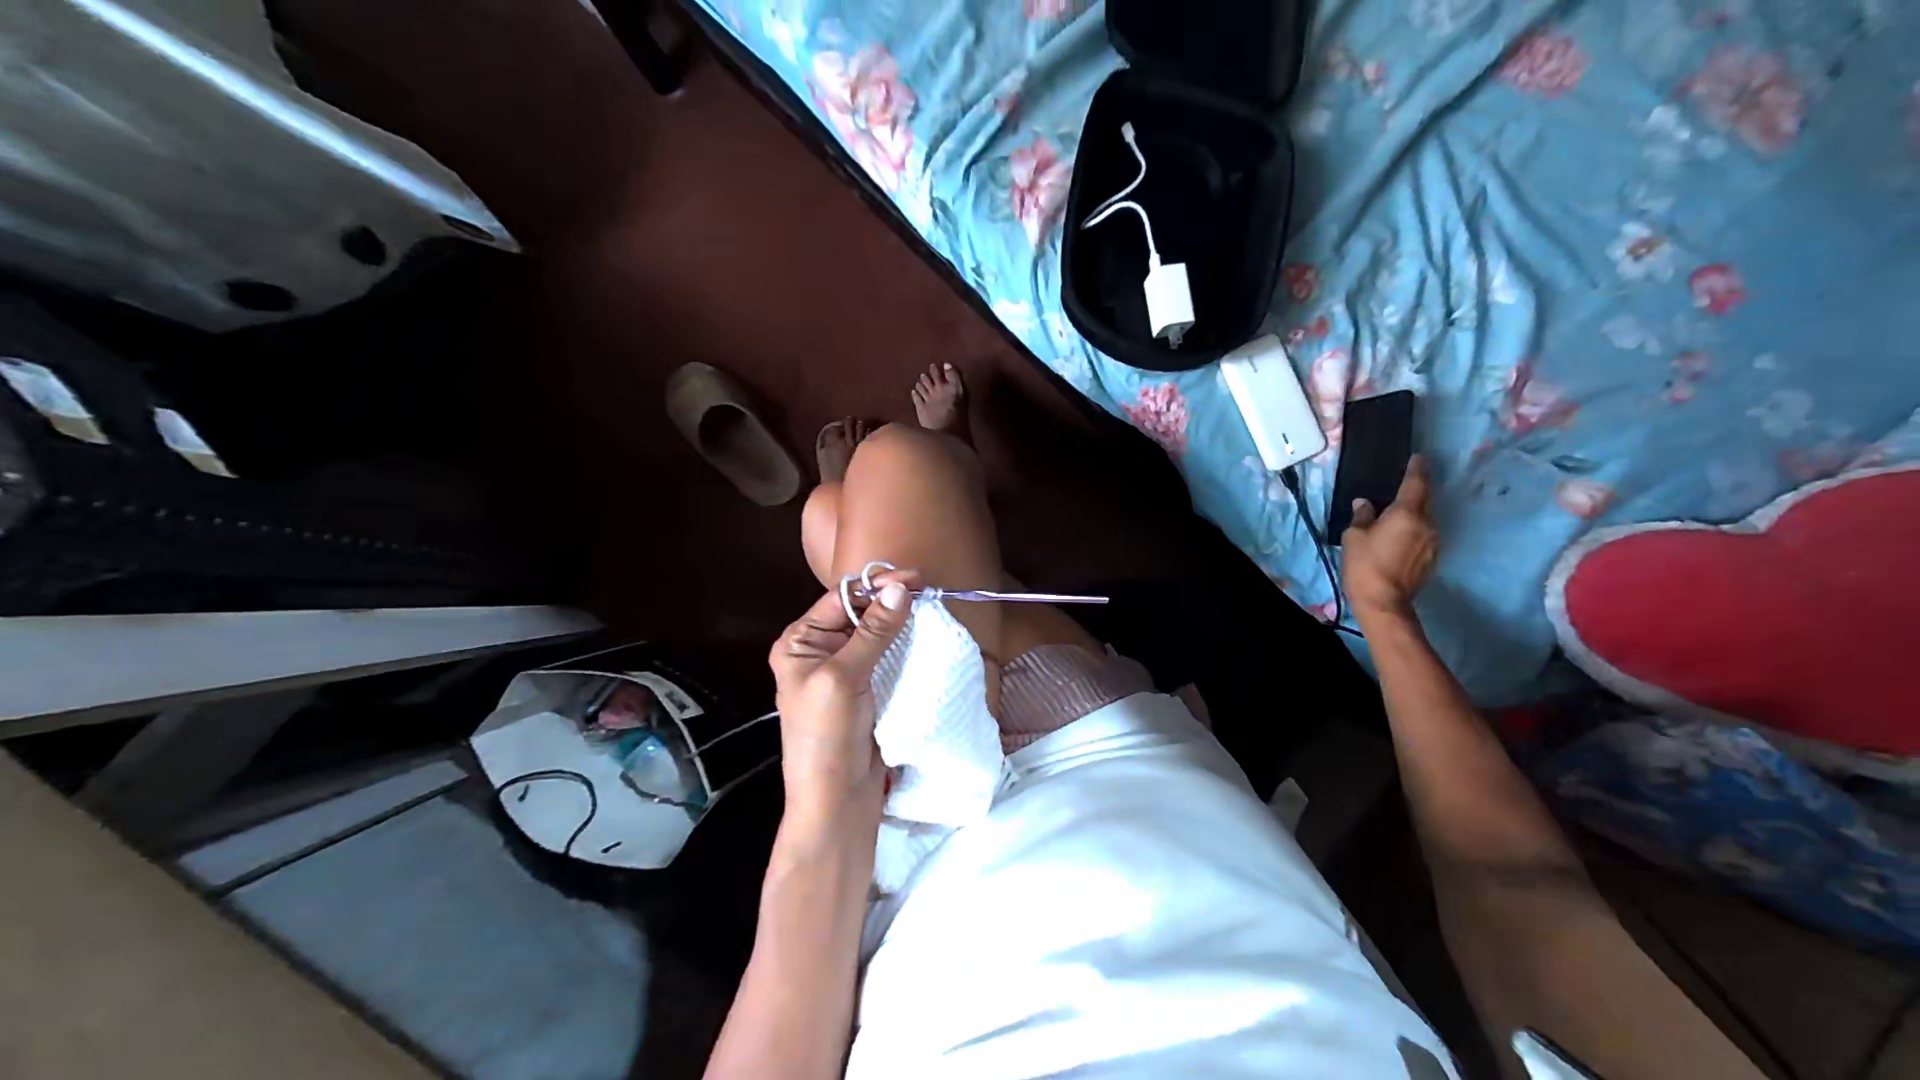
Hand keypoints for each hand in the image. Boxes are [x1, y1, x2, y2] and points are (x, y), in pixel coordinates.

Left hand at [768, 570, 915, 823]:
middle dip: (891, 601)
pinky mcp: (867, 691)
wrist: (836, 800)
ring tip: (931, 609)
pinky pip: (888, 659)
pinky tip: (926, 638)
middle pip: (859, 614)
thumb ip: (872, 632)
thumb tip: (899, 589)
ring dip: (901, 623)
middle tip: (927, 591)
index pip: (840, 600)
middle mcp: (819, 652)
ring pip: (877, 635)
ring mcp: (844, 673)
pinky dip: (906, 647)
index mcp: (799, 643)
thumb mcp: (844, 677)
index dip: (876, 585)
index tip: (914, 578)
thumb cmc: (826, 735)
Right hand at [1341, 456, 1437, 622]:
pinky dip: (1411, 533)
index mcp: (1407, 513)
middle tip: (1394, 494)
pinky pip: (1422, 536)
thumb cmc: (1365, 564)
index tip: (1418, 457)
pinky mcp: (1432, 557)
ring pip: (1422, 520)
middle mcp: (1427, 523)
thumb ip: (1362, 515)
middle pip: (1422, 502)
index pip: (1416, 483)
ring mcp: (1433, 542)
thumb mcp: (1353, 536)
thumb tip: (1365, 503)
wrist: (1383, 601)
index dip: (1417, 469)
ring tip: (1391, 522)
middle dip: (1410, 496)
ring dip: (1410, 517)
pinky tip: (1396, 542)